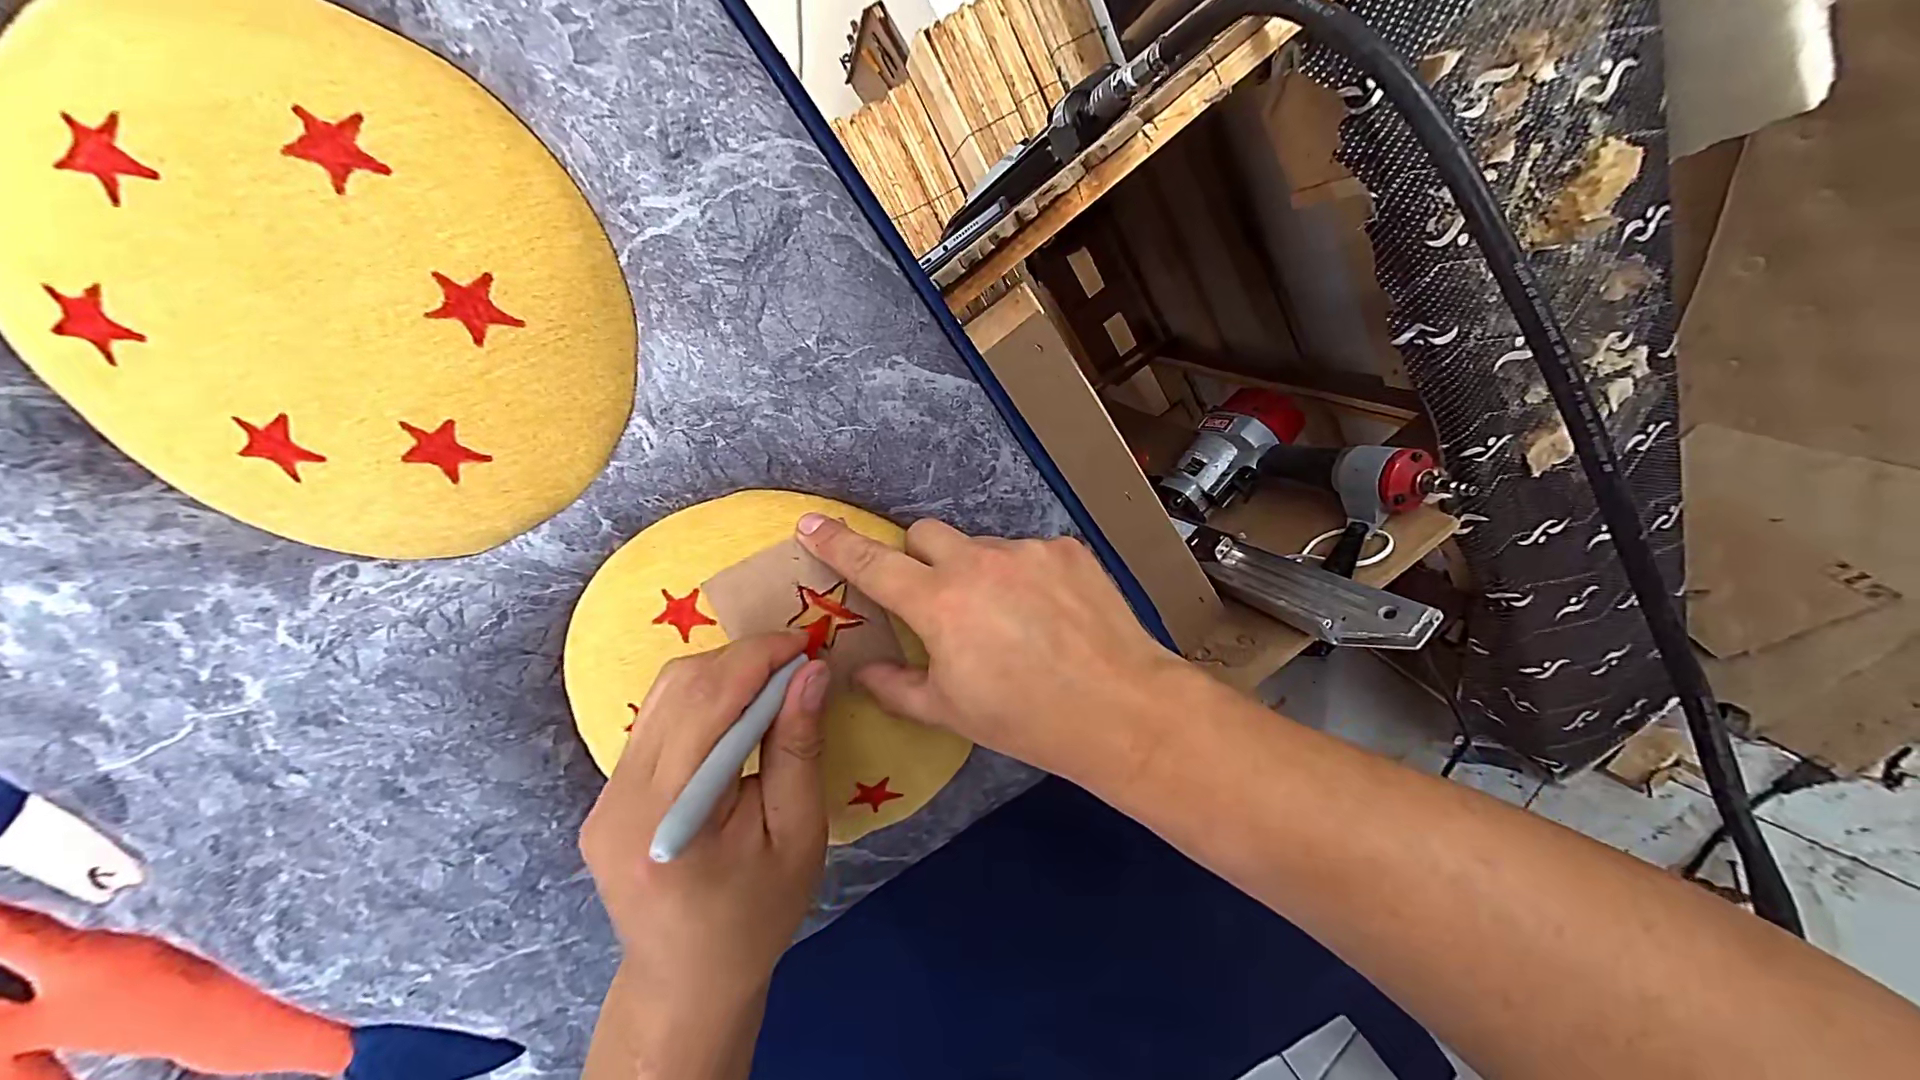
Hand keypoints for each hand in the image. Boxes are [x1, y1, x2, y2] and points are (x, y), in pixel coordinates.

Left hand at [579, 633, 830, 1077]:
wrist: (689, 980)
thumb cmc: (757, 916)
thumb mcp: (798, 834)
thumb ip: (799, 748)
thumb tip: (811, 672)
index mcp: (668, 819)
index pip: (710, 705)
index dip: (759, 659)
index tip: (805, 642)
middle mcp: (621, 799)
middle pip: (679, 689)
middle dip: (743, 659)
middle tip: (795, 660)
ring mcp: (605, 796)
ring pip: (662, 695)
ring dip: (721, 673)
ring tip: (771, 680)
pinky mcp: (608, 795)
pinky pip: (656, 720)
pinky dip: (702, 698)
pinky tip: (737, 709)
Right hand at [794, 514, 1194, 782]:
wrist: (1119, 708)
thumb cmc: (1026, 719)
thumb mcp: (950, 711)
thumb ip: (895, 686)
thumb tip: (861, 671)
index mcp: (939, 604)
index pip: (873, 564)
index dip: (837, 543)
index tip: (812, 523)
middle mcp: (978, 564)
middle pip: (924, 534)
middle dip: (918, 558)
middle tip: (937, 599)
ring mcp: (1026, 550)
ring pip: (980, 546)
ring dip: (977, 572)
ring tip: (1009, 619)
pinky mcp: (1065, 548)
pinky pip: (1027, 552)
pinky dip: (1023, 575)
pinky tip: (1048, 613)